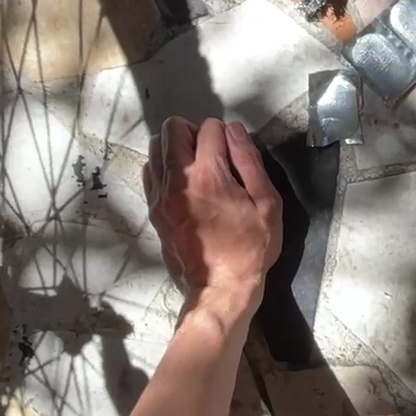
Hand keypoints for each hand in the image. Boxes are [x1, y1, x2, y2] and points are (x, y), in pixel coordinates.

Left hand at [144, 117, 282, 316]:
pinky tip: (184, 181)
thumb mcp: (267, 204)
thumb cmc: (251, 246)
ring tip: (197, 165)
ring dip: (177, 146)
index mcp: (208, 176)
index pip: (208, 128)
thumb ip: (250, 162)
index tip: (234, 151)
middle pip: (172, 130)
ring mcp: (159, 196)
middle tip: (213, 152)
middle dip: (194, 131)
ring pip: (155, 147)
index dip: (225, 132)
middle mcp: (176, 180)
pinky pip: (149, 171)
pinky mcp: (153, 209)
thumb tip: (234, 130)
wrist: (220, 288)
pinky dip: (164, 165)